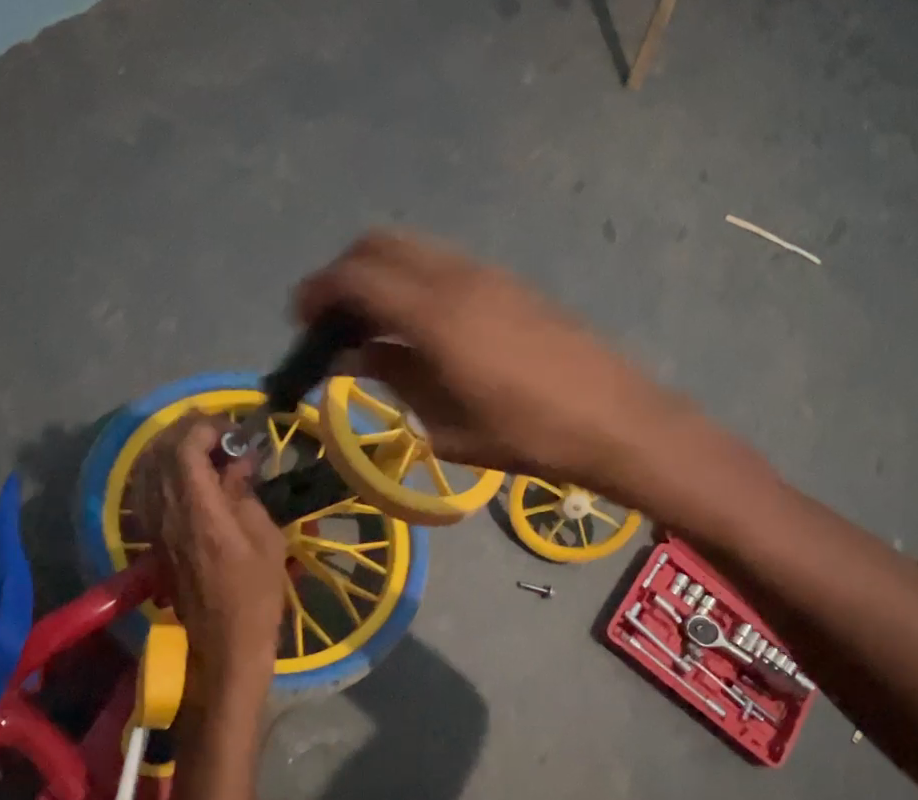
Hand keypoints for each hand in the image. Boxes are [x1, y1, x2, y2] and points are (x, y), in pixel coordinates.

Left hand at [133, 413, 287, 696]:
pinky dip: (165, 471)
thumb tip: (237, 463)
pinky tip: (189, 474)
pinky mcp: (153, 538)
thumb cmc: (256, 594)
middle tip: (221, 432)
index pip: (184, 449)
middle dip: (188, 432)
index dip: (206, 428)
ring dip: (173, 448)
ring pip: (148, 468)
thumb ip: (245, 494)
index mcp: (198, 512)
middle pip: (160, 453)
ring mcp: (154, 526)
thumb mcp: (265, 539)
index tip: (235, 431)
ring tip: (206, 447)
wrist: (225, 642)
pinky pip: (148, 489)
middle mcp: (166, 513)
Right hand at [294, 229, 692, 490]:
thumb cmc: (527, 436)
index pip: (356, 277)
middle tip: (334, 321)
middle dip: (344, 273)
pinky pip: (443, 263)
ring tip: (374, 327)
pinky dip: (414, 280)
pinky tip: (420, 327)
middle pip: (379, 244)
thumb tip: (356, 354)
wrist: (614, 420)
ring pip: (414, 248)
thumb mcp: (448, 424)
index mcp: (435, 315)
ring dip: (381, 274)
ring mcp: (487, 274)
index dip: (318, 293)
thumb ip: (396, 378)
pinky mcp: (510, 282)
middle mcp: (456, 277)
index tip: (302, 322)